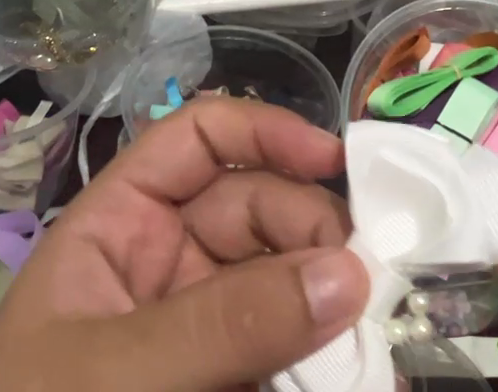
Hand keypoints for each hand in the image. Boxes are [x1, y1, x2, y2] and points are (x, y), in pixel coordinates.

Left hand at [0, 98, 369, 391]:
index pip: (198, 140)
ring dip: (332, 293)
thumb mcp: (118, 371)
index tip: (335, 160)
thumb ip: (228, 323)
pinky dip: (329, 352)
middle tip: (364, 280)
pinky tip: (362, 367)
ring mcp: (204, 322)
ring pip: (286, 276)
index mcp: (122, 222)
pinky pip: (292, 346)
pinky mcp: (236, 378)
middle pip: (258, 205)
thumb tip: (349, 273)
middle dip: (311, 228)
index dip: (264, 130)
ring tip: (378, 328)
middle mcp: (169, 259)